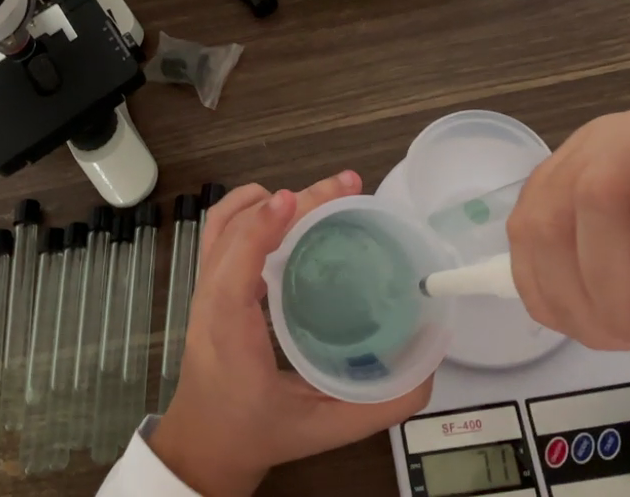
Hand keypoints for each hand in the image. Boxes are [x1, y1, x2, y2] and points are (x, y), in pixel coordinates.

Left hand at [149, 173, 432, 495]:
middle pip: (236, 230)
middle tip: (344, 186)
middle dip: (288, 201)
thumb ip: (375, 407)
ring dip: (264, 198)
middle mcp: (210, 299)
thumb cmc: (255, 433)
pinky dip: (248, 208)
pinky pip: (219, 231)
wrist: (204, 444)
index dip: (260, 228)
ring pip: (222, 222)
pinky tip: (283, 209)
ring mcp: (204, 287)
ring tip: (314, 192)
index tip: (293, 199)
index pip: (234, 266)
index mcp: (229, 332)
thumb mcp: (320, 429)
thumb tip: (425, 372)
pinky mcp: (209, 283)